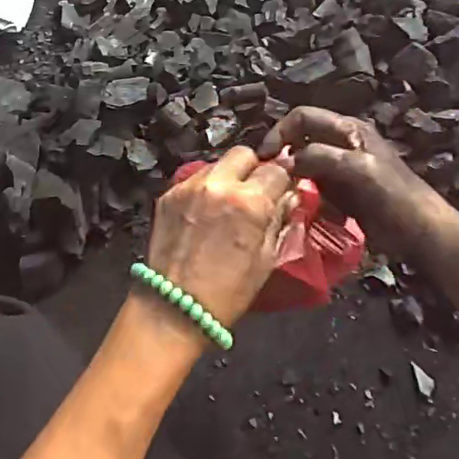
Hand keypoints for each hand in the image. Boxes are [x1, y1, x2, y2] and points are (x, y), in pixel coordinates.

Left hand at [144, 146, 292, 327]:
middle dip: (254, 169)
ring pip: (216, 163)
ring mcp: (189, 186)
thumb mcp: (268, 259)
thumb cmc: (229, 291)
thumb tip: (290, 196)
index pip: (277, 169)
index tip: (283, 190)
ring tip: (228, 203)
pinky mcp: (168, 193)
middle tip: (255, 192)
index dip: (283, 180)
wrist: (175, 304)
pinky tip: (205, 211)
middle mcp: (218, 184)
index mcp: (249, 201)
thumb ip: (280, 220)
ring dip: (227, 177)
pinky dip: (204, 188)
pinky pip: (193, 179)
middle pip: (244, 154)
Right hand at [256, 107, 458, 261]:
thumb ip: (319, 157)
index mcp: (347, 129)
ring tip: (290, 197)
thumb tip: (283, 162)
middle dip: (284, 158)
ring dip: (295, 180)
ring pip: (304, 166)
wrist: (424, 235)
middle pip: (299, 141)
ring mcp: (342, 169)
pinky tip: (310, 210)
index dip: (279, 131)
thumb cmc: (395, 197)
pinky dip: (307, 196)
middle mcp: (342, 144)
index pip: (301, 117)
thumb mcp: (357, 169)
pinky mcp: (342, 192)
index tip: (265, 156)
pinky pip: (313, 188)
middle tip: (273, 179)